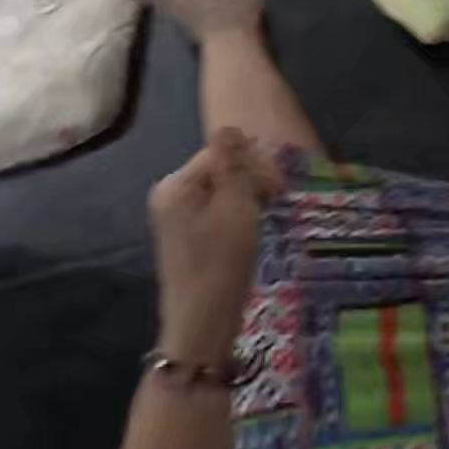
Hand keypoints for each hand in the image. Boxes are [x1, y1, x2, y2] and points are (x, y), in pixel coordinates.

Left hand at [149, 128, 269, 364]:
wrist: (202, 323)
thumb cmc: (221, 261)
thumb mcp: (234, 206)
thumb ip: (232, 163)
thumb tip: (227, 124)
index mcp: (176, 184)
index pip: (220, 152)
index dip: (253, 164)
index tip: (278, 187)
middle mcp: (170, 195)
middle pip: (219, 168)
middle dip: (250, 178)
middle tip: (276, 200)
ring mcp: (175, 217)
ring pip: (220, 189)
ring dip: (247, 196)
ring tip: (265, 214)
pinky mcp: (186, 236)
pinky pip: (215, 209)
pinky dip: (236, 213)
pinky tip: (250, 229)